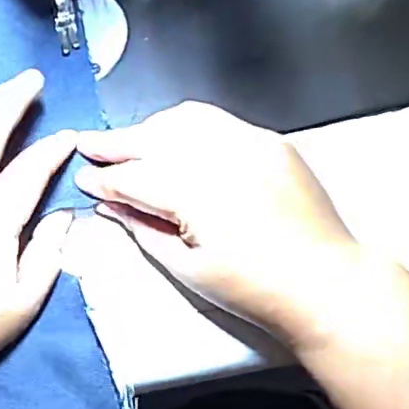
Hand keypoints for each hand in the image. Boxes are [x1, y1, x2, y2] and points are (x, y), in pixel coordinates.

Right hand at [75, 101, 372, 350]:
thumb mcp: (187, 268)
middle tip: (88, 145)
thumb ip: (143, 229)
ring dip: (151, 129)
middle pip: (156, 138)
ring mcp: (251, 142)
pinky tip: (174, 141)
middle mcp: (223, 155)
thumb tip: (112, 207)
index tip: (84, 180)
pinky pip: (218, 122)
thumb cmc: (253, 289)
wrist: (324, 282)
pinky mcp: (270, 141)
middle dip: (118, 142)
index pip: (137, 177)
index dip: (106, 180)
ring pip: (186, 119)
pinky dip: (188, 128)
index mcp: (198, 193)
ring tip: (128, 142)